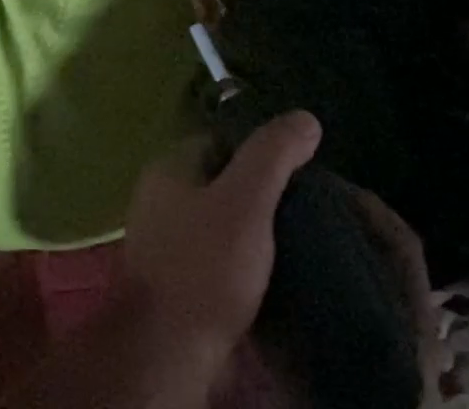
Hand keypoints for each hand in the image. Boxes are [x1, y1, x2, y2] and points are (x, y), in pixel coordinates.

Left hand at [117, 111, 322, 369]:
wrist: (168, 350)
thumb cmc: (204, 267)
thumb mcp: (244, 201)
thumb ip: (272, 156)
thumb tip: (305, 118)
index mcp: (168, 168)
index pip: (221, 140)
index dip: (261, 150)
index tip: (301, 169)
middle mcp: (161, 198)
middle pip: (224, 181)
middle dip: (263, 192)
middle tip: (308, 207)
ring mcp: (167, 241)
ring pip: (223, 221)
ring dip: (257, 229)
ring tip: (300, 239)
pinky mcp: (181, 280)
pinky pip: (220, 256)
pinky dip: (247, 260)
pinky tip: (277, 271)